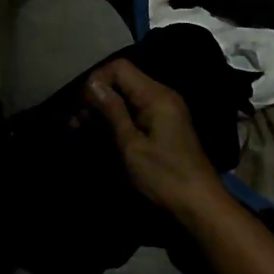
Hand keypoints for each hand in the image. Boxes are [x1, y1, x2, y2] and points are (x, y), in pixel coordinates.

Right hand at [85, 60, 229, 217]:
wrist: (198, 205)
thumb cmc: (163, 176)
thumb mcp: (131, 145)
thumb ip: (112, 112)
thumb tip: (92, 83)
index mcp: (156, 96)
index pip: (120, 68)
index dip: (97, 80)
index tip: (80, 104)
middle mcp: (161, 96)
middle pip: (123, 81)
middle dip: (96, 96)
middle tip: (75, 120)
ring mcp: (164, 112)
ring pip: (126, 98)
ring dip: (103, 110)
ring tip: (79, 128)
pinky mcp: (163, 126)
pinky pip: (135, 112)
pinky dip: (116, 120)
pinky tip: (98, 133)